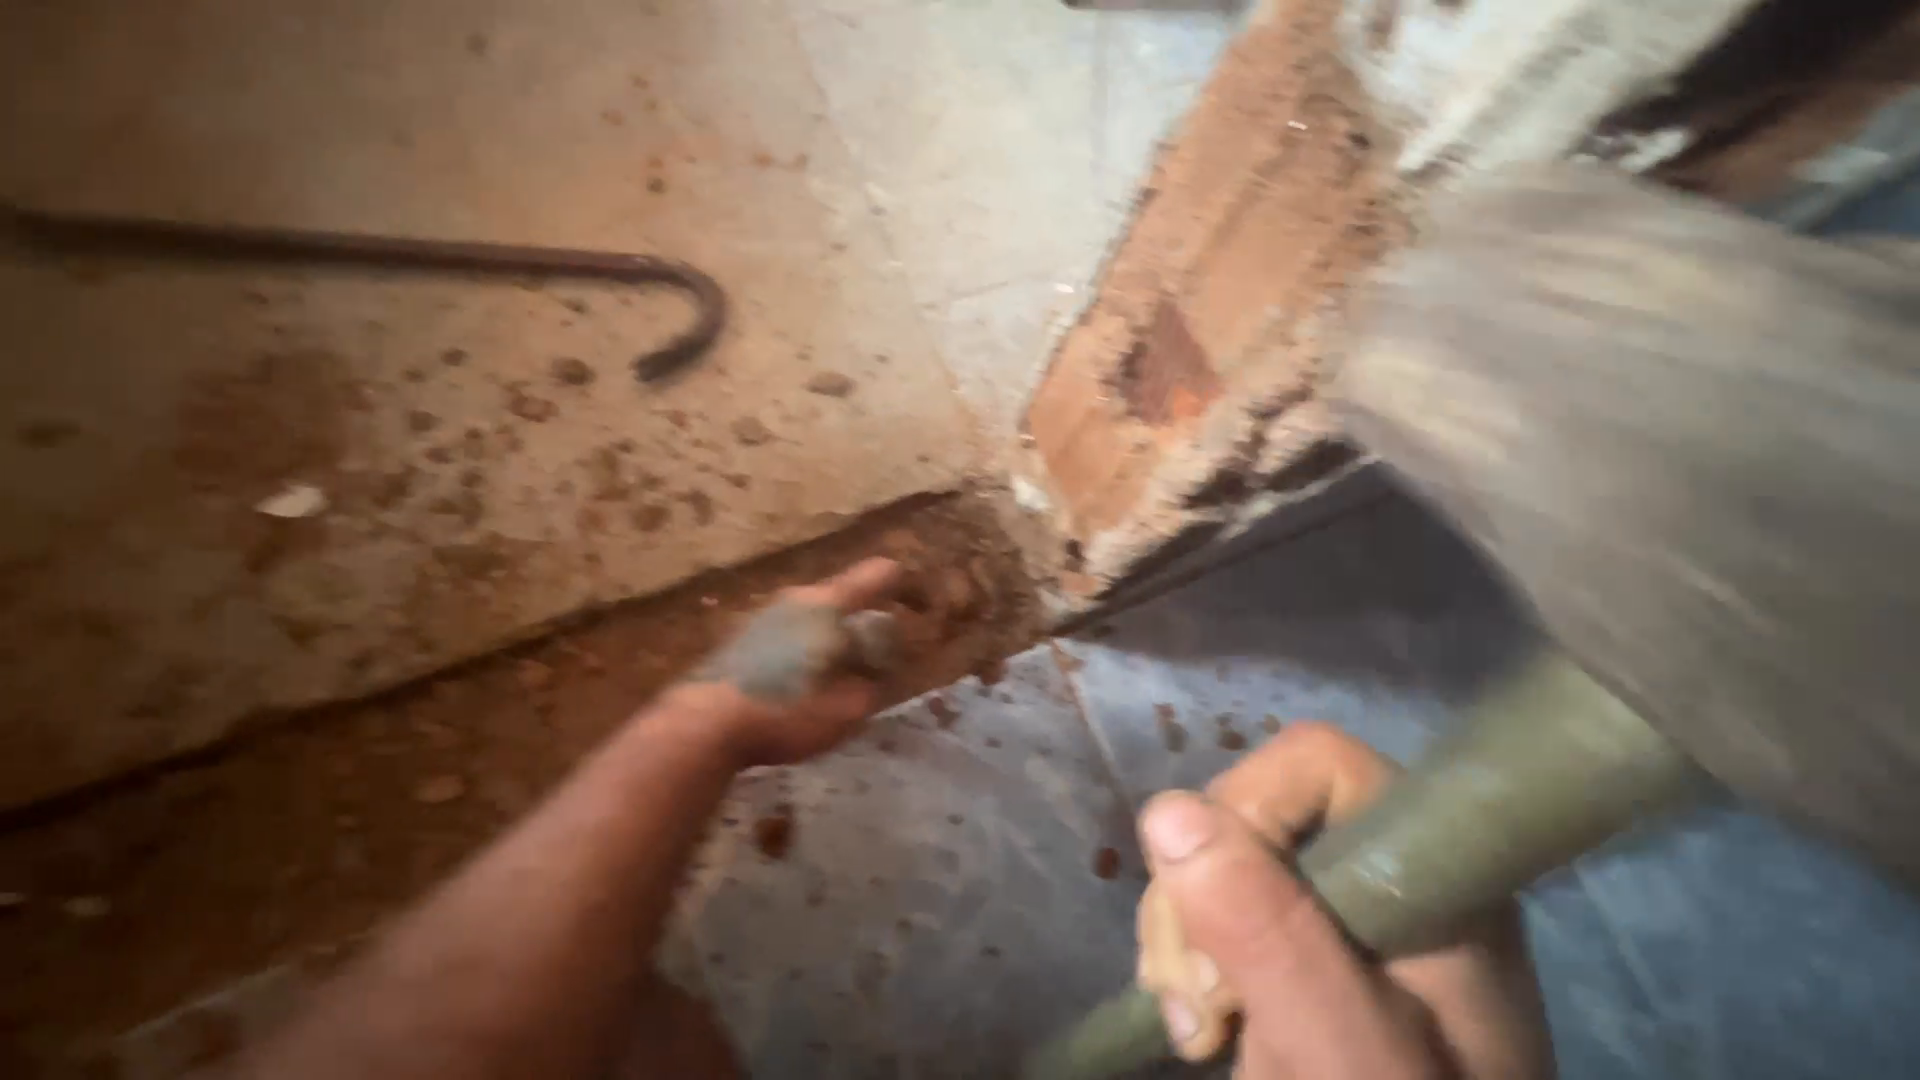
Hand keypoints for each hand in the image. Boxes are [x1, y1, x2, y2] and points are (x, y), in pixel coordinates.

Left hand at [672, 557, 903, 767]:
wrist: (700, 726)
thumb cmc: (786, 711)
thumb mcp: (849, 706)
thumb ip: (875, 679)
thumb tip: (880, 663)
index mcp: (827, 604)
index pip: (880, 574)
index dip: (910, 587)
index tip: (924, 612)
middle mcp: (795, 599)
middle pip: (845, 599)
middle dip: (869, 626)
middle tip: (880, 665)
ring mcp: (762, 616)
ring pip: (814, 619)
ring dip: (835, 642)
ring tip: (840, 683)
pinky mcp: (739, 640)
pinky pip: (788, 636)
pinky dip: (807, 654)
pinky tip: (800, 691)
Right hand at [1136, 723, 1553, 1078]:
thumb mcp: (1341, 1054)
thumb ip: (1270, 935)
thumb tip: (1168, 812)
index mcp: (1424, 872)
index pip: (1318, 762)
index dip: (1250, 814)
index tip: (1226, 919)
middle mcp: (1379, 866)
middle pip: (1247, 804)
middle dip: (1196, 894)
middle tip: (1203, 1002)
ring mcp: (1332, 900)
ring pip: (1210, 848)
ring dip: (1176, 930)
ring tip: (1197, 1025)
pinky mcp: (1292, 934)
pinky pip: (1205, 893)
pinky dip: (1179, 948)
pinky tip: (1197, 1017)